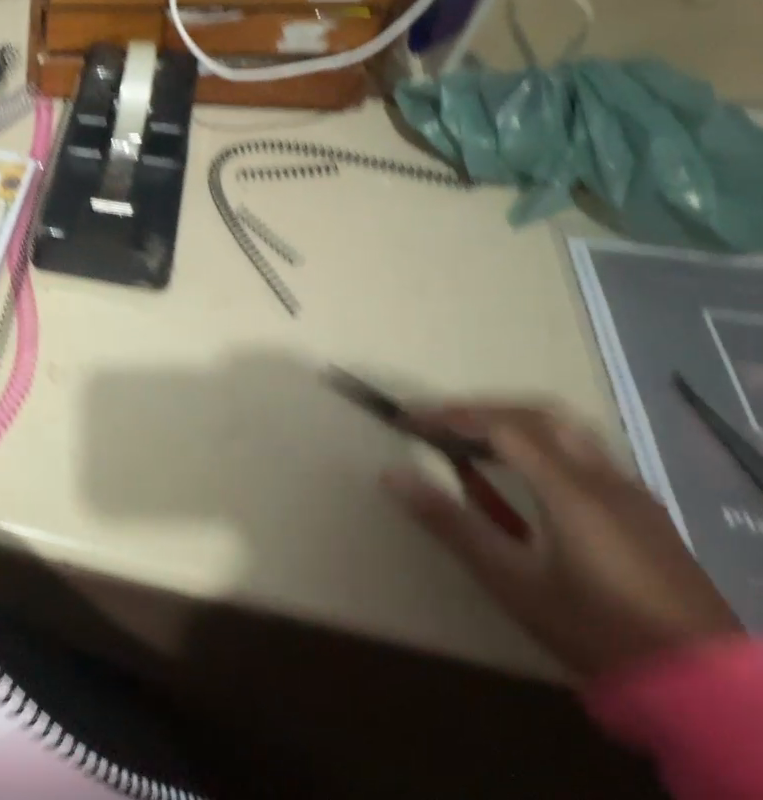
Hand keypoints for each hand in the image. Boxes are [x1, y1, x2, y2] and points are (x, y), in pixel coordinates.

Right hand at [382, 405, 741, 680]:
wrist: (698, 680)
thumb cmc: (592, 627)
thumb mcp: (509, 579)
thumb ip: (451, 523)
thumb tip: (392, 474)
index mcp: (571, 490)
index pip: (503, 427)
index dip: (450, 416)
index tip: (406, 420)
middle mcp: (606, 480)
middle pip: (542, 417)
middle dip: (486, 411)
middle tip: (441, 423)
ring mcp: (634, 497)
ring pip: (572, 434)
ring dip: (518, 426)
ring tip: (477, 445)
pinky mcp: (645, 516)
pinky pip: (589, 458)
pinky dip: (546, 449)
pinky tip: (527, 481)